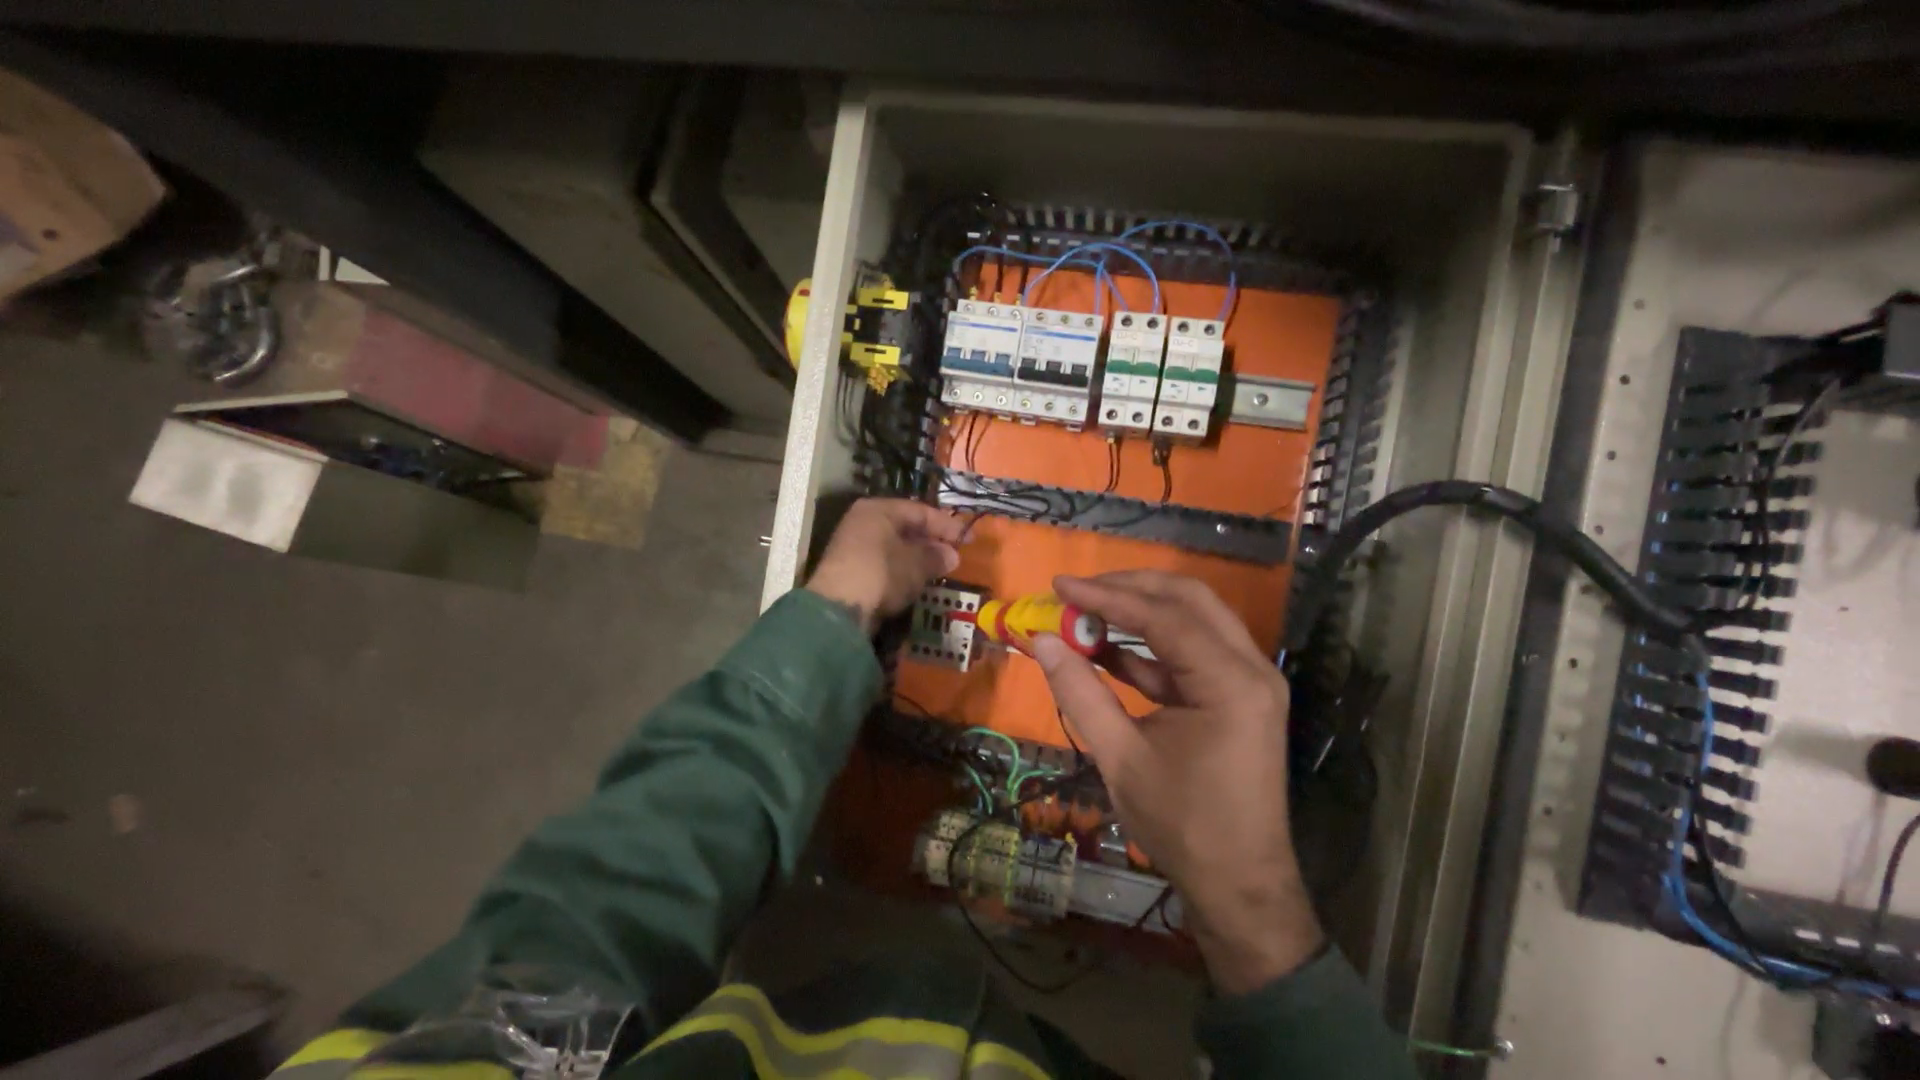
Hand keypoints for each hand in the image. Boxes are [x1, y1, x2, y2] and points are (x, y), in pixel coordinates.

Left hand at [805, 499, 964, 634]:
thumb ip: (936, 556)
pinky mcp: (850, 569)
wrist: (839, 609)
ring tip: (939, 569)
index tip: (969, 539)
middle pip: (905, 527)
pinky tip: (915, 581)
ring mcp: (853, 545)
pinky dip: (902, 569)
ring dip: (917, 557)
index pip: (920, 511)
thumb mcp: (916, 564)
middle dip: (931, 541)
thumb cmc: (882, 573)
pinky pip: (884, 563)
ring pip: (894, 546)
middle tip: (954, 554)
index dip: (947, 525)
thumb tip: (952, 555)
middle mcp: (863, 521)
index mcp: (878, 510)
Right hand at [1029, 571, 1321, 994]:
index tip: (1060, 585)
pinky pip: (1194, 655)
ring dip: (1142, 613)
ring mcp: (1250, 682)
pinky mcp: (1238, 698)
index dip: (1108, 596)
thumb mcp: (1121, 757)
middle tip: (1079, 591)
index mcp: (1230, 683)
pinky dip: (1152, 649)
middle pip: (1190, 601)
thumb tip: (1041, 640)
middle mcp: (1251, 669)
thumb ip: (1080, 692)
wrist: (1238, 883)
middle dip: (1132, 588)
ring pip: (1195, 622)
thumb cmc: (1182, 824)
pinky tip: (1107, 650)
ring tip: (1086, 614)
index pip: (1165, 617)